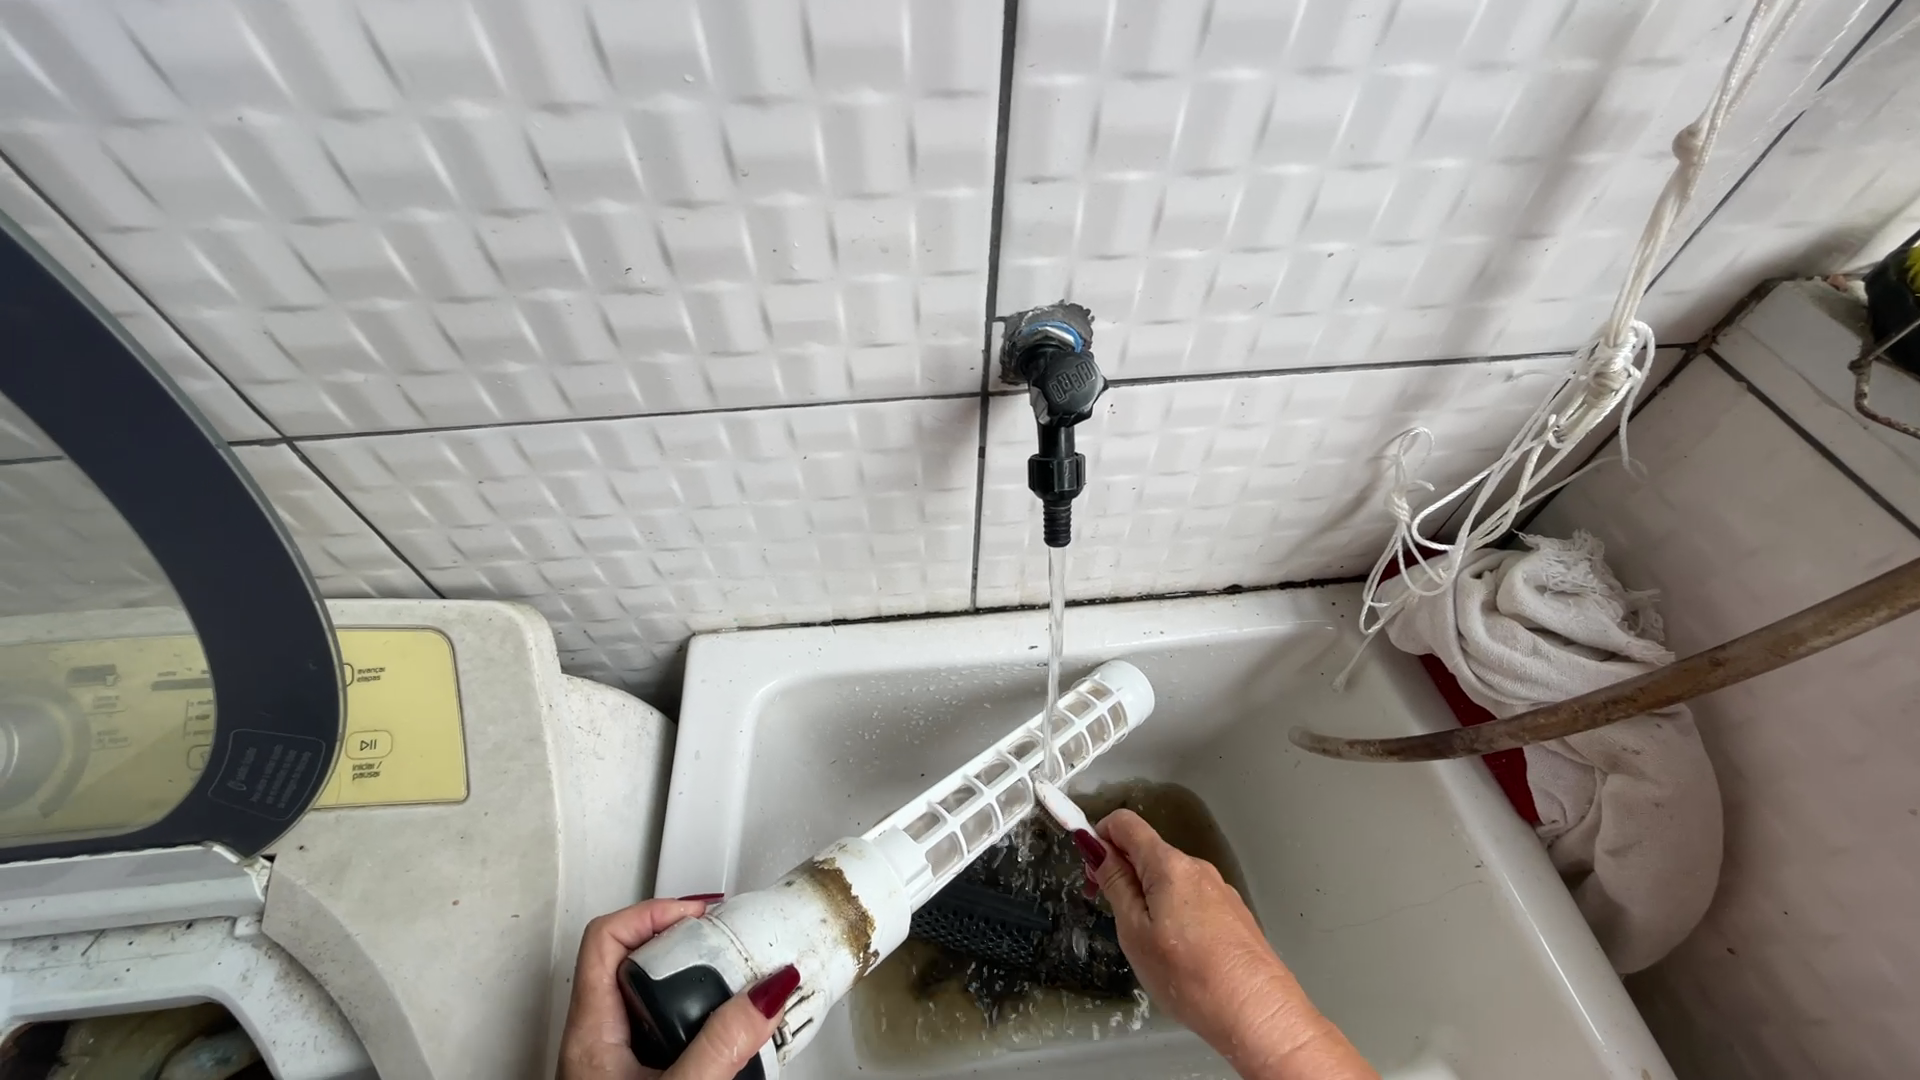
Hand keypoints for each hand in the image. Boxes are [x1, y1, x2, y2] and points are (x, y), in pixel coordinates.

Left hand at [558, 898, 801, 1079]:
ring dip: (706, 980)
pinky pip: (677, 1027)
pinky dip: (710, 1017)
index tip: (705, 914)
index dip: (656, 911)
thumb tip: (771, 988)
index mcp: (593, 1033)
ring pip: (661, 993)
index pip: (608, 936)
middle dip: (693, 941)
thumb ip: (724, 1045)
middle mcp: (601, 1041)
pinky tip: (737, 1034)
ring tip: (744, 980)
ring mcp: (621, 1063)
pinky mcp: (644, 1078)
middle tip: (734, 940)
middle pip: (640, 957)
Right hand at [1081, 811, 1376, 1079]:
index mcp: (1168, 865)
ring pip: (1168, 877)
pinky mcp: (1231, 914)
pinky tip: (1175, 950)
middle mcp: (1196, 868)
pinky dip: (1171, 910)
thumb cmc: (1194, 979)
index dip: (1097, 835)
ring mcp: (1218, 890)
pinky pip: (1190, 897)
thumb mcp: (1135, 932)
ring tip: (1144, 940)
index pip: (1123, 823)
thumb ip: (1114, 884)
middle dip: (1120, 870)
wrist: (1260, 1016)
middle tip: (1107, 907)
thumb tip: (1095, 847)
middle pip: (1146, 850)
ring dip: (1146, 893)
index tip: (1084, 859)